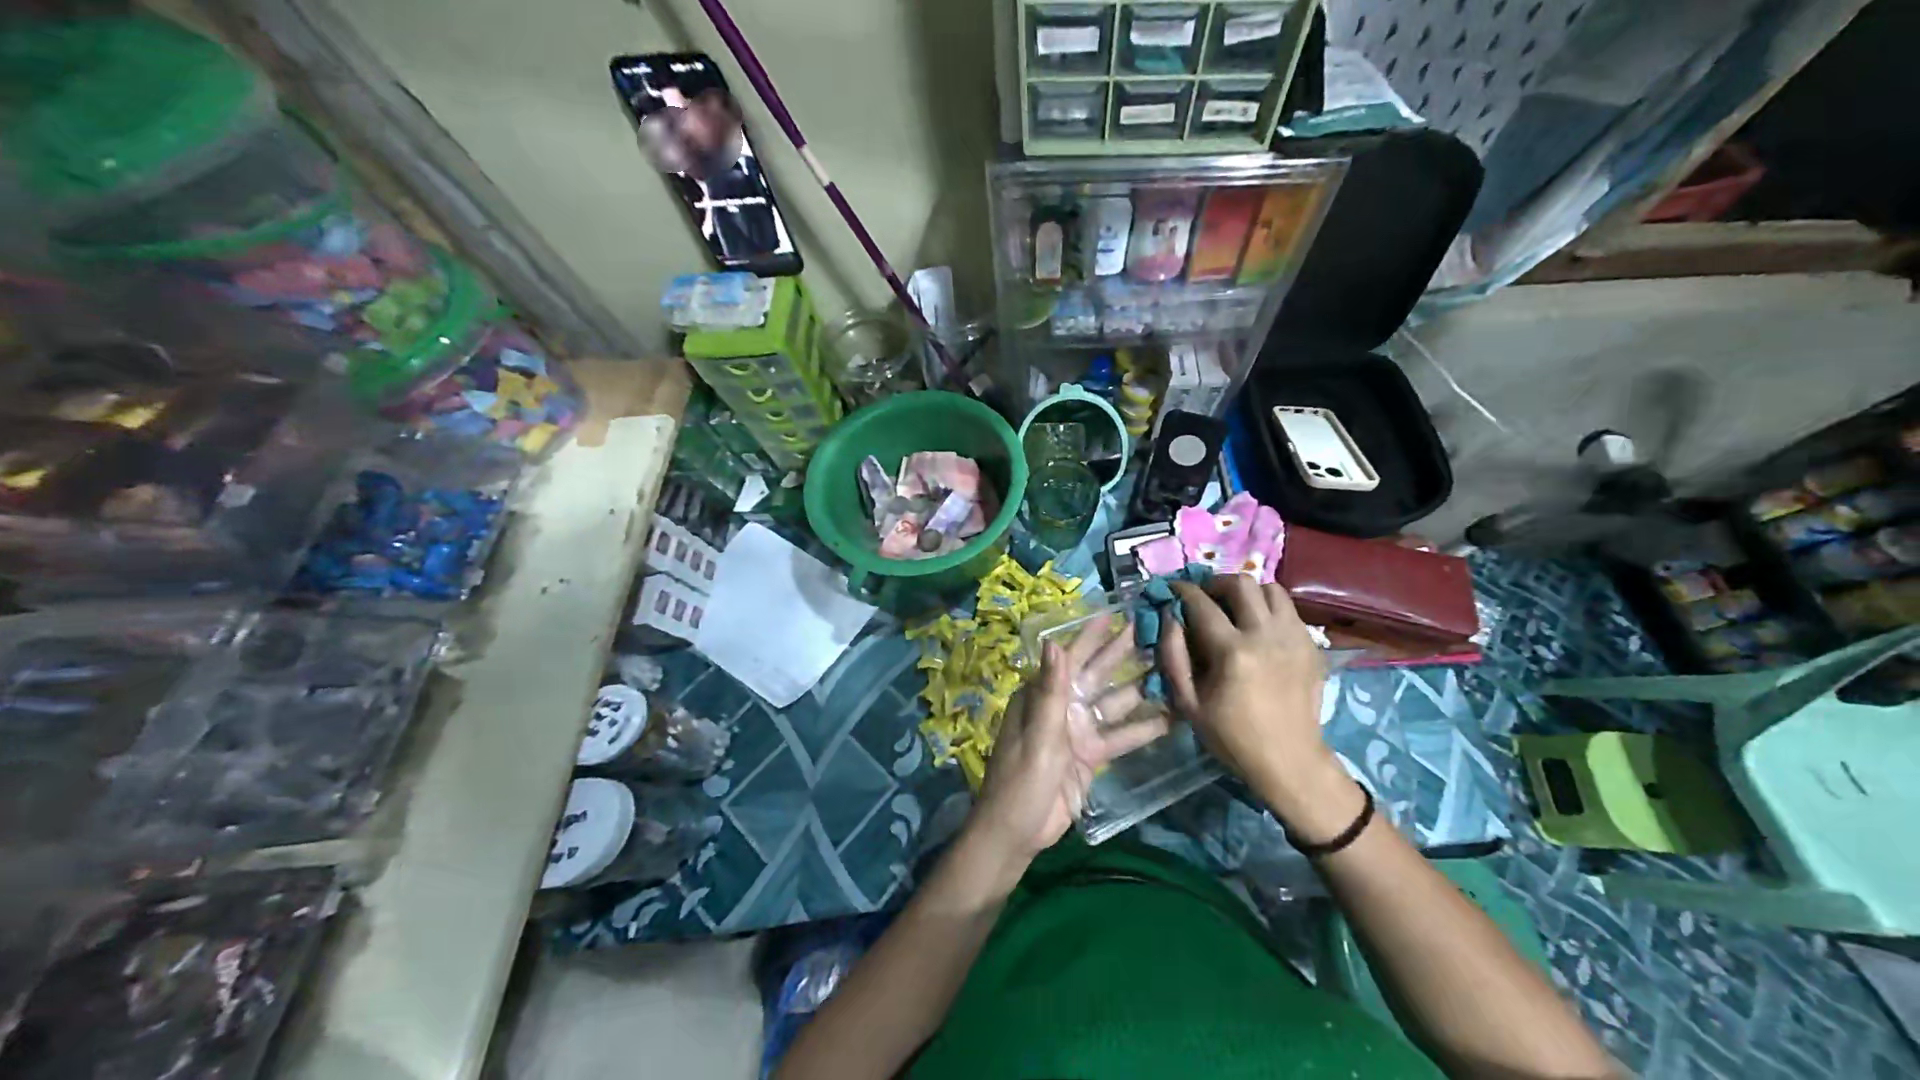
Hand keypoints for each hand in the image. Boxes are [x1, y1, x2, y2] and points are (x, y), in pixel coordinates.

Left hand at [968, 619, 1170, 873]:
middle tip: (1156, 630)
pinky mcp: (1092, 756)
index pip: (1071, 657)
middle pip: (1098, 674)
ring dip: (1140, 687)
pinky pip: (1121, 736)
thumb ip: (1050, 690)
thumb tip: (1053, 643)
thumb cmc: (1020, 779)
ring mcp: (1079, 731)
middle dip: (1123, 653)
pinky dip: (1144, 728)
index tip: (1116, 612)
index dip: (1091, 635)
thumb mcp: (1037, 735)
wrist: (1016, 831)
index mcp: (1042, 695)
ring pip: (1114, 702)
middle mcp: (1062, 706)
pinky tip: (1172, 716)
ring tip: (1173, 667)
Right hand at [1159, 576, 1362, 843]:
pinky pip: (1289, 610)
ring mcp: (1294, 637)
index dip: (1182, 590)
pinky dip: (1269, 609)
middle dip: (1215, 583)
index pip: (1201, 603)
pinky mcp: (1311, 645)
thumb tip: (1168, 617)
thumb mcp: (1188, 702)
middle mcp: (1266, 635)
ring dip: (1247, 592)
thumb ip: (1173, 655)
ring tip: (1235, 608)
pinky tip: (1258, 628)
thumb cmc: (1231, 736)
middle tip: (1205, 597)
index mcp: (1233, 651)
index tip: (1172, 588)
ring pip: (1270, 589)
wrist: (1290, 760)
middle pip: (1240, 583)